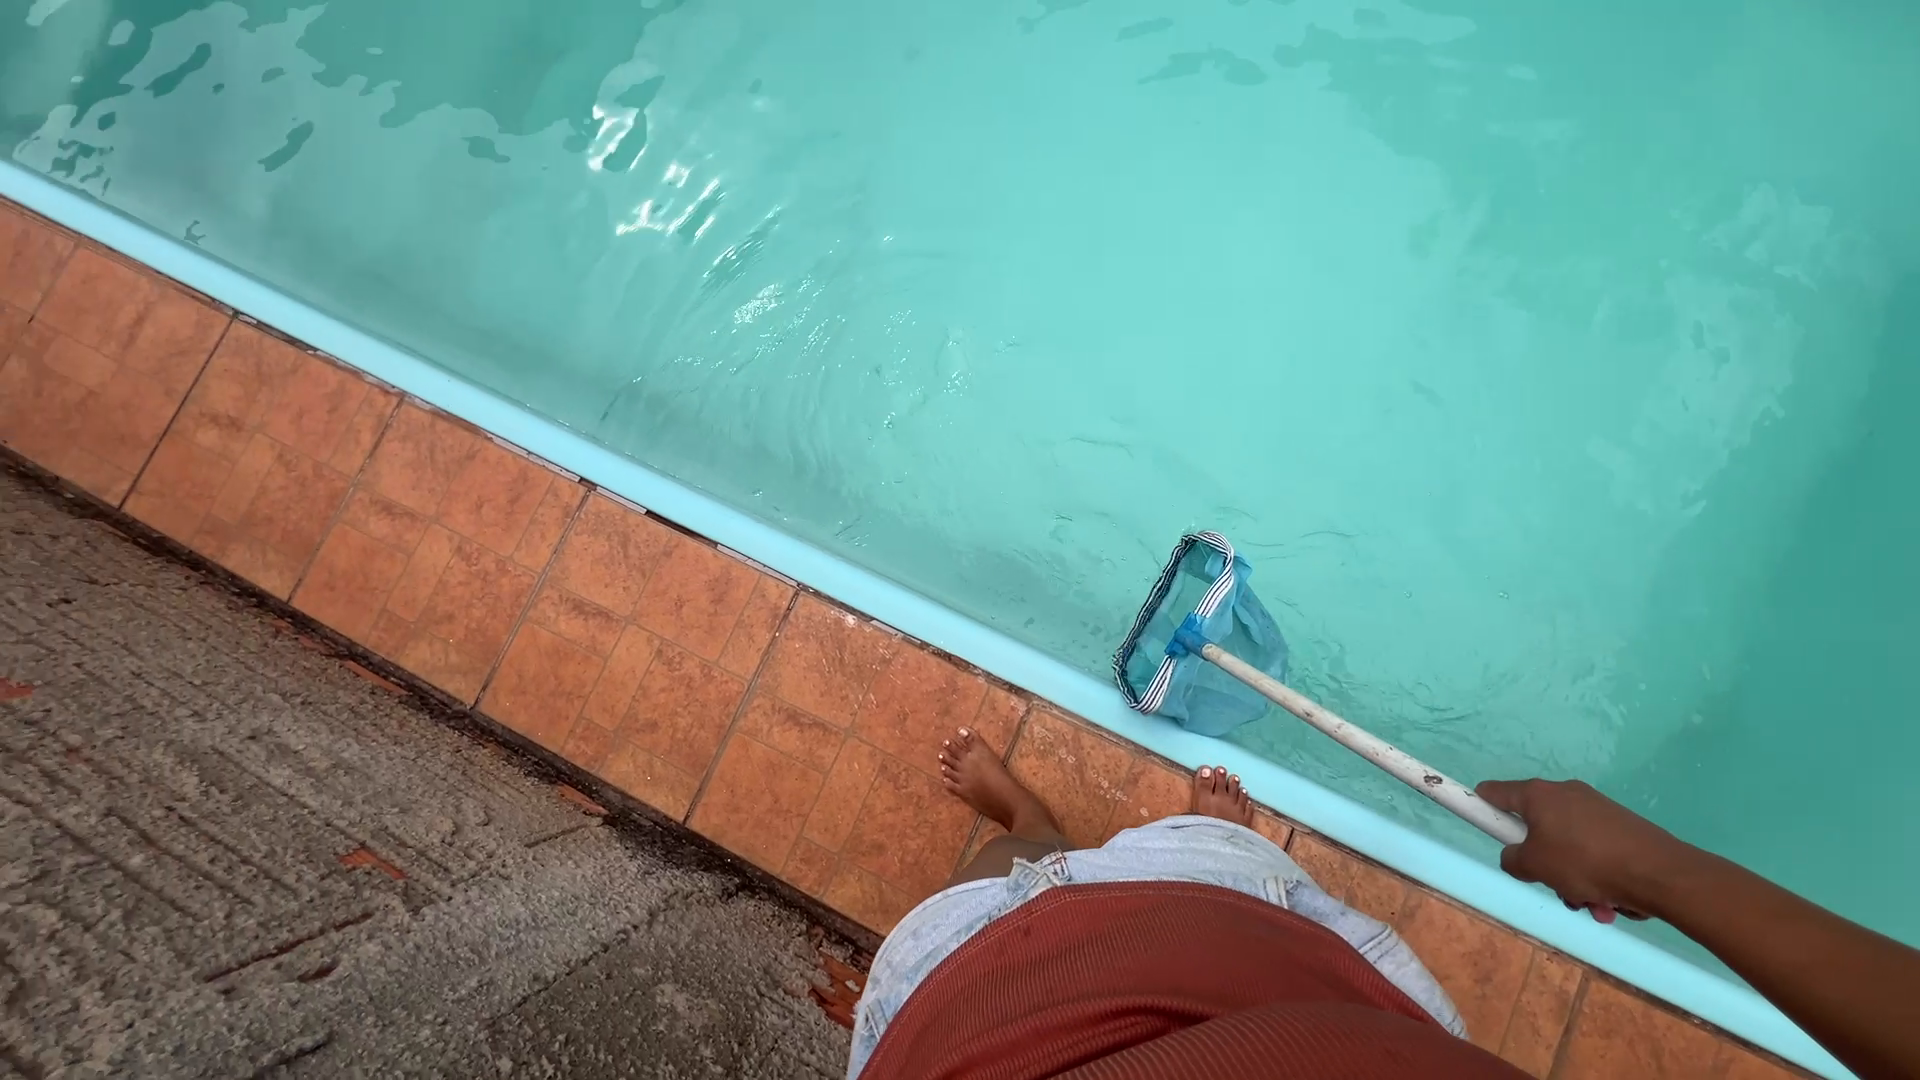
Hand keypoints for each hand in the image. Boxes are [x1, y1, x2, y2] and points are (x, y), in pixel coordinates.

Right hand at [1475, 778, 1694, 920]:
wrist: (1668, 876)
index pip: (1493, 792)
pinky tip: (1615, 901)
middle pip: (1536, 825)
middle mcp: (1565, 794)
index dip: (1482, 809)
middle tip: (1552, 884)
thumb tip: (1517, 857)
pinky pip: (1598, 851)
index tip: (1489, 832)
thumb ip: (1511, 859)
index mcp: (1537, 794)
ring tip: (1593, 906)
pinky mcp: (1626, 827)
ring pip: (1569, 845)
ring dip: (1574, 877)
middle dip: (1542, 860)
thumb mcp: (1535, 867)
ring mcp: (1599, 809)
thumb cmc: (1588, 863)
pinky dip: (1600, 875)